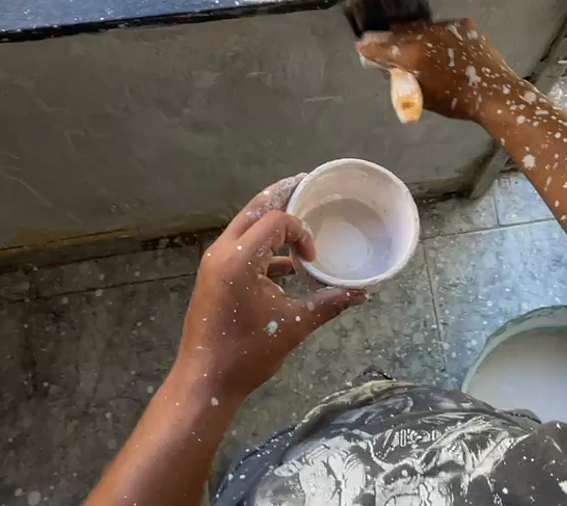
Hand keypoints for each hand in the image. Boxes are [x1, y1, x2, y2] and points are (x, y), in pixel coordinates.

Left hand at [174, 175, 366, 403]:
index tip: (313, 257)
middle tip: (305, 182)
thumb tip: (363, 293)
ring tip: (296, 213)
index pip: (275, 221)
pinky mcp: (212, 274)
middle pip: (255, 209)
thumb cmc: (246, 354)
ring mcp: (214, 262)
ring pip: (244, 224)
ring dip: (269, 217)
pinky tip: (284, 262)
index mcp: (240, 259)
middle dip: (281, 195)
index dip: (300, 231)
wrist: (204, 384)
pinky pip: (239, 244)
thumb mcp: (293, 327)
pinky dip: (261, 242)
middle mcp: (222, 251)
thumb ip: (328, 304)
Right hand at [355, 19, 521, 121]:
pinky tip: (438, 43)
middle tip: (378, 38)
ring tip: (406, 37)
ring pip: (421, 26)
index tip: (361, 45)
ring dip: (411, 32)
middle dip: (388, 37)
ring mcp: (445, 26)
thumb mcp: (422, 96)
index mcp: (412, 55)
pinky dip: (436, 34)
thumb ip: (402, 80)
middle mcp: (425, 35)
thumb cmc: (455, 102)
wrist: (493, 93)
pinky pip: (442, 27)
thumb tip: (388, 70)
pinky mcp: (463, 24)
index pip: (383, 48)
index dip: (370, 47)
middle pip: (400, 32)